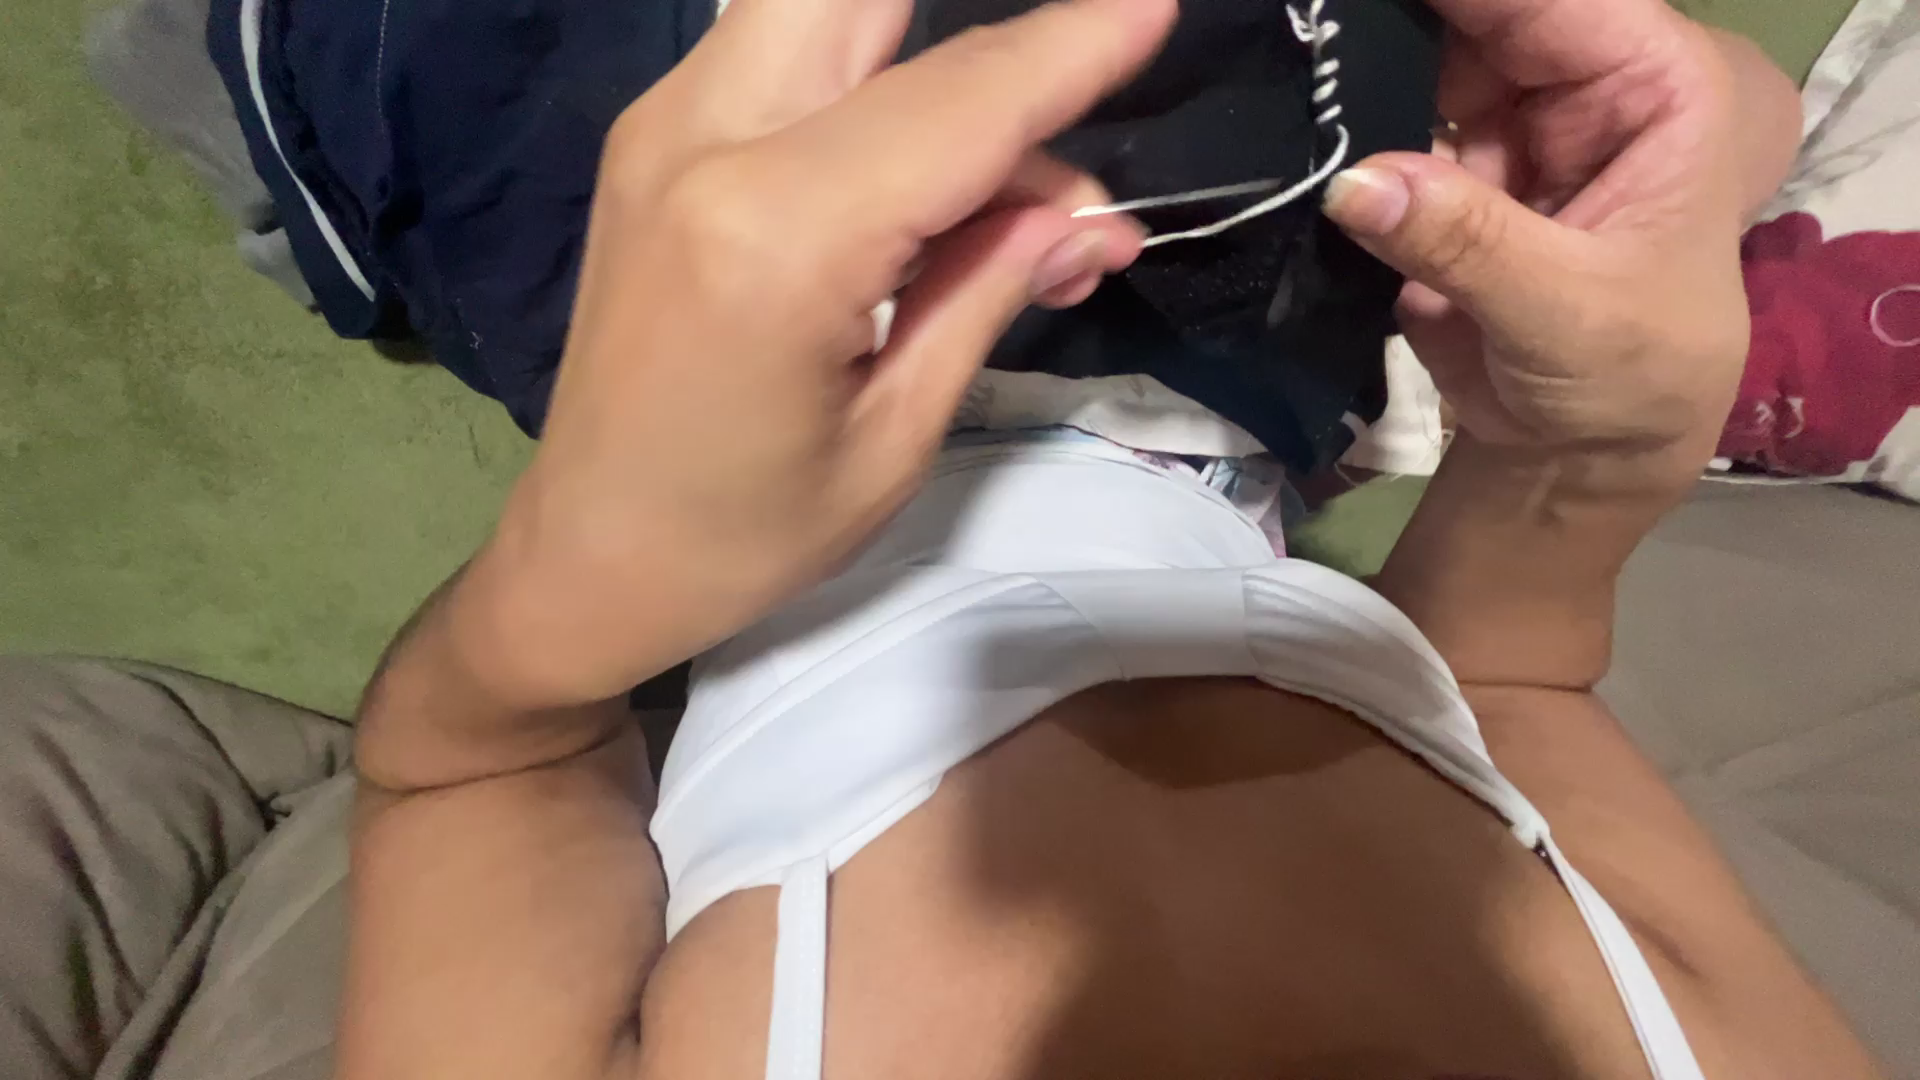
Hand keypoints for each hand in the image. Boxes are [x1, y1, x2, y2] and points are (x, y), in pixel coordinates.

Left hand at [453, 0, 1173, 709]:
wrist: (591, 559)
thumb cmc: (748, 535)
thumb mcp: (893, 438)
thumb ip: (983, 298)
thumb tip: (1080, 221)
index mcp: (778, 238)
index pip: (957, 107)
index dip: (1068, 52)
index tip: (1153, 8)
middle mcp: (704, 142)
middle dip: (984, 40)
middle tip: (1061, 118)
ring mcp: (660, 133)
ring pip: (819, 14)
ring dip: (930, 66)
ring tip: (1008, 195)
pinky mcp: (650, 152)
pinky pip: (781, 66)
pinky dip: (871, 95)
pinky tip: (919, 191)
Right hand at [1322, 0, 1799, 477]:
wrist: (1574, 444)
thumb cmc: (1625, 368)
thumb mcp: (1565, 306)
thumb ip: (1465, 242)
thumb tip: (1348, 183)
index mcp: (1650, 90)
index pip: (1551, 4)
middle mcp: (1568, 103)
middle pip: (1473, 33)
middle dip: (1395, 33)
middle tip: (1305, 33)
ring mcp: (1492, 153)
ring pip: (1413, 90)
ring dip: (1354, 91)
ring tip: (1287, 81)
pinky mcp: (1434, 202)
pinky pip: (1377, 165)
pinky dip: (1337, 160)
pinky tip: (1288, 144)